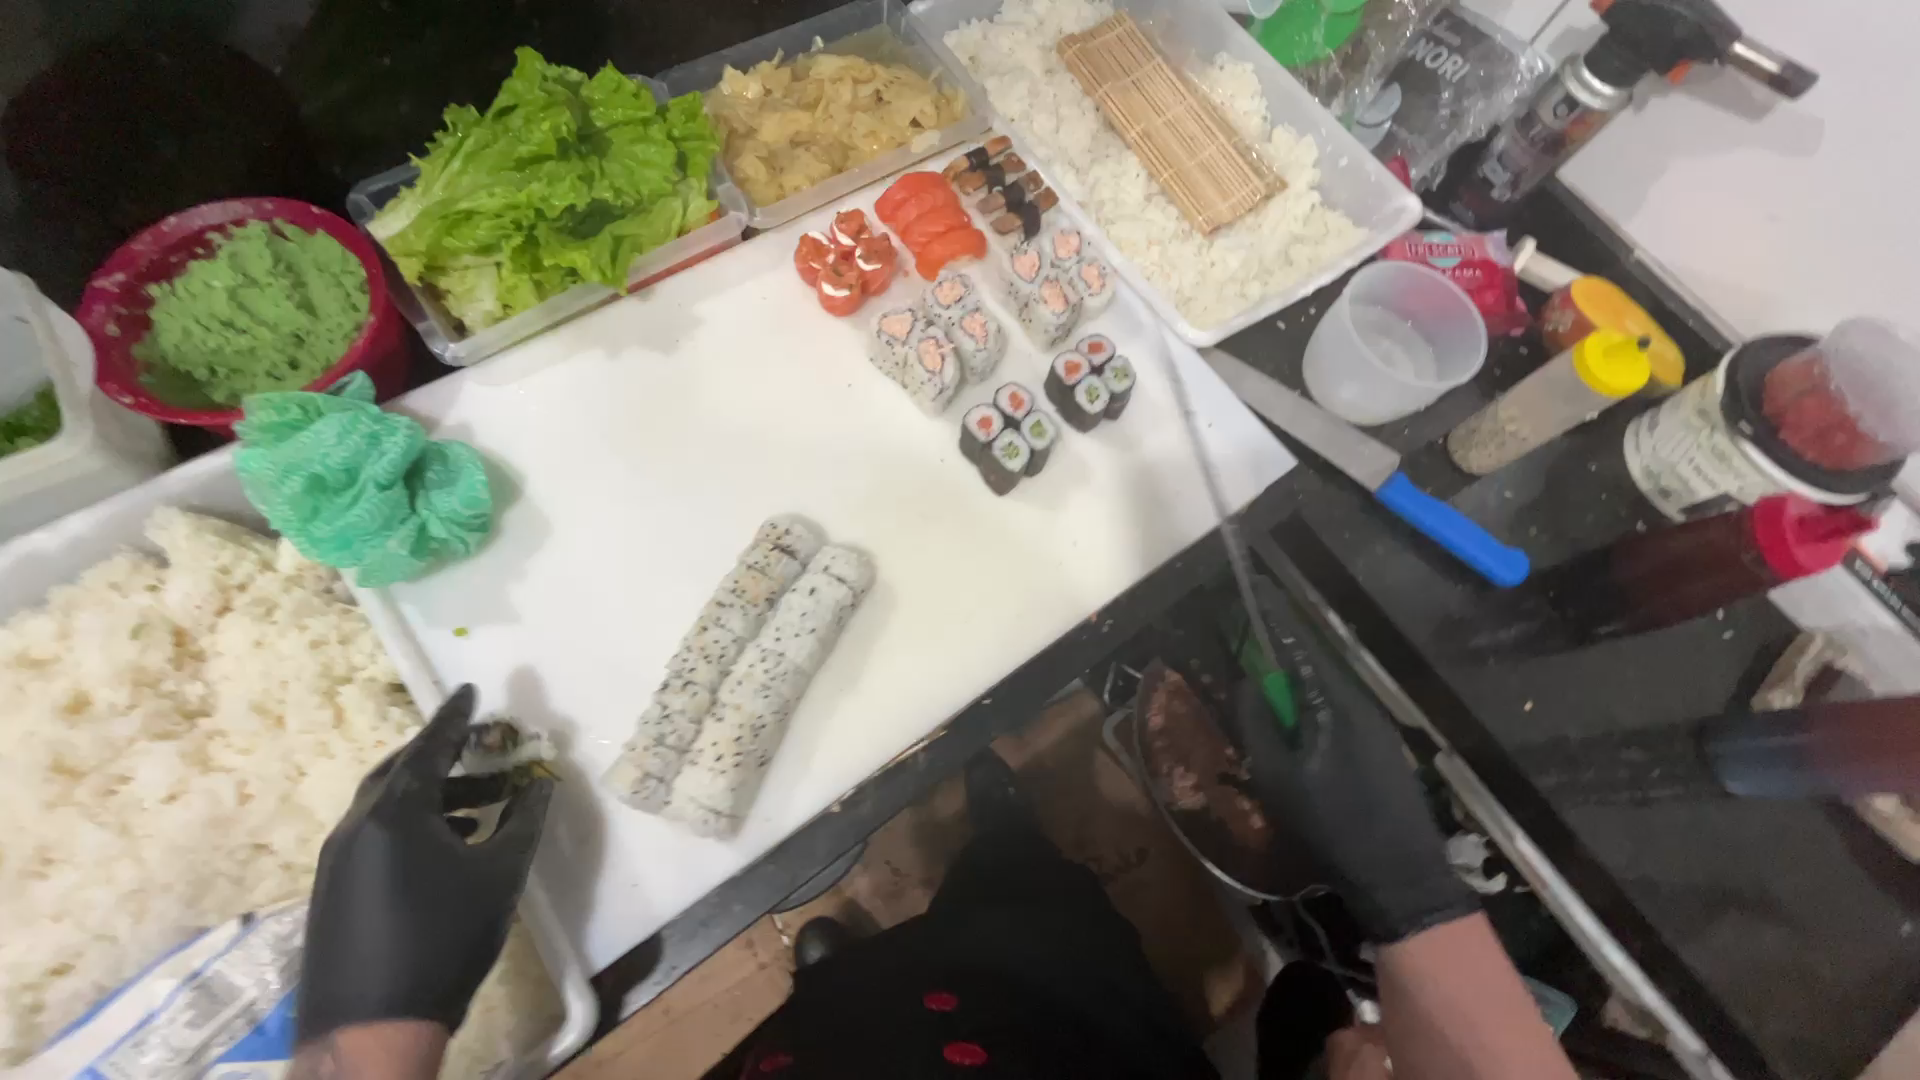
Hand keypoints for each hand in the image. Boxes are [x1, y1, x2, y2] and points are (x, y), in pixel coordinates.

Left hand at [298, 685, 554, 1043]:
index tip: (470, 688)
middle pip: (402, 772)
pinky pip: (378, 834)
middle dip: (445, 754)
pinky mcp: (335, 890)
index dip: (455, 716)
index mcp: (394, 813)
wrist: (372, 1028)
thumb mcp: (502, 871)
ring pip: (389, 806)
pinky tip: (454, 842)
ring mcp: (339, 861)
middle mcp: (356, 827)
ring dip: (437, 794)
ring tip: (486, 801)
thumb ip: (526, 818)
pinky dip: (418, 823)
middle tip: (483, 744)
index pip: (430, 748)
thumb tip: (543, 781)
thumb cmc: (447, 935)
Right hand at [1232, 579, 1475, 943]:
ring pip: (1327, 694)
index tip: (1255, 591)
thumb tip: (1245, 682)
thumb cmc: (1332, 825)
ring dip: (1296, 689)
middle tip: (1249, 651)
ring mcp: (1378, 730)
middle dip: (1280, 655)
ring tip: (1266, 696)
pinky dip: (1312, 712)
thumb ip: (1257, 724)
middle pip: (1314, 666)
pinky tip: (1298, 736)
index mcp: (1338, 704)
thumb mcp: (1278, 777)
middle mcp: (1363, 706)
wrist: (1402, 879)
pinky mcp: (1383, 752)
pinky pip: (1339, 716)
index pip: (1301, 646)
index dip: (1275, 618)